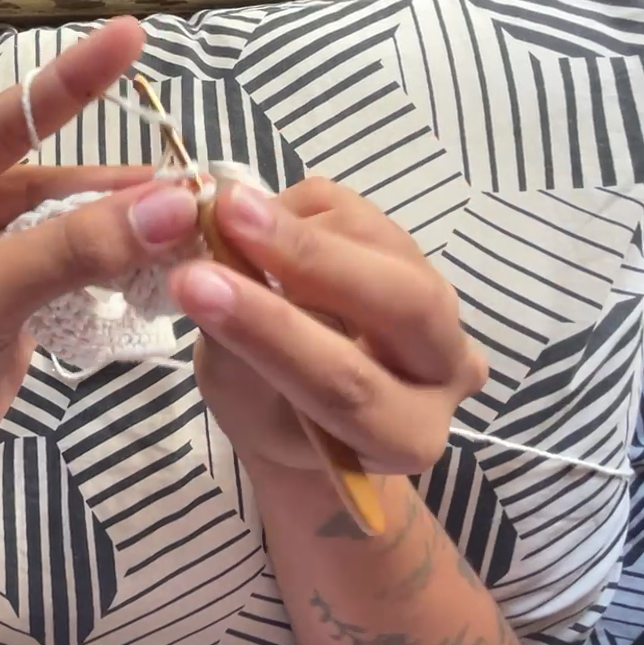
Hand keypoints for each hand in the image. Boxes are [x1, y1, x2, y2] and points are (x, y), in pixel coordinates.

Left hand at [0, 19, 200, 475]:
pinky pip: (71, 253)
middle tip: (194, 180)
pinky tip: (161, 252)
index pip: (4, 121)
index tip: (133, 35)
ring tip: (192, 217)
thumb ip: (73, 248)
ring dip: (124, 221)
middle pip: (46, 170)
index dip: (72, 81)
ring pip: (67, 215)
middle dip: (116, 182)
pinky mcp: (10, 278)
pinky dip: (113, 256)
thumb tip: (172, 204)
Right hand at [169, 179, 487, 475]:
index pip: (345, 384)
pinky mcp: (412, 253)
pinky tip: (256, 224)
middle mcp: (447, 371)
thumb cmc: (266, 414)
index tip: (196, 284)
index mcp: (404, 435)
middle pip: (405, 303)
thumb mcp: (234, 396)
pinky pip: (358, 213)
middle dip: (308, 255)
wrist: (305, 407)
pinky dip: (297, 209)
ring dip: (294, 224)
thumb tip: (201, 271)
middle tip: (228, 215)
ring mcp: (443, 306)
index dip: (269, 328)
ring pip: (380, 244)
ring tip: (224, 216)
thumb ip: (231, 340)